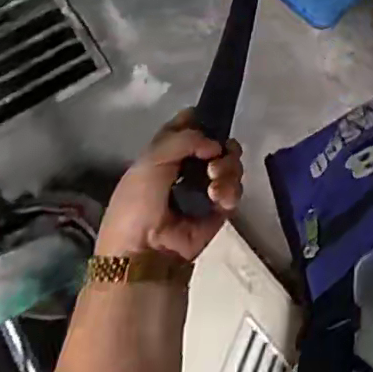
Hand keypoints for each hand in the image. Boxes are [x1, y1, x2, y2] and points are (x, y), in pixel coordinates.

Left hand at [94, 112, 243, 261]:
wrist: (143, 252)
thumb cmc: (138, 203)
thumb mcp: (151, 160)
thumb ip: (185, 139)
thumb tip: (215, 145)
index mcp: (166, 151)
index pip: (190, 124)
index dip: (201, 120)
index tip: (208, 123)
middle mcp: (188, 166)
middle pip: (218, 142)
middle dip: (222, 145)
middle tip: (214, 158)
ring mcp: (205, 187)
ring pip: (230, 163)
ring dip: (227, 167)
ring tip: (214, 181)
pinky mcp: (220, 208)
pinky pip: (235, 189)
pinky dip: (230, 189)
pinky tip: (217, 198)